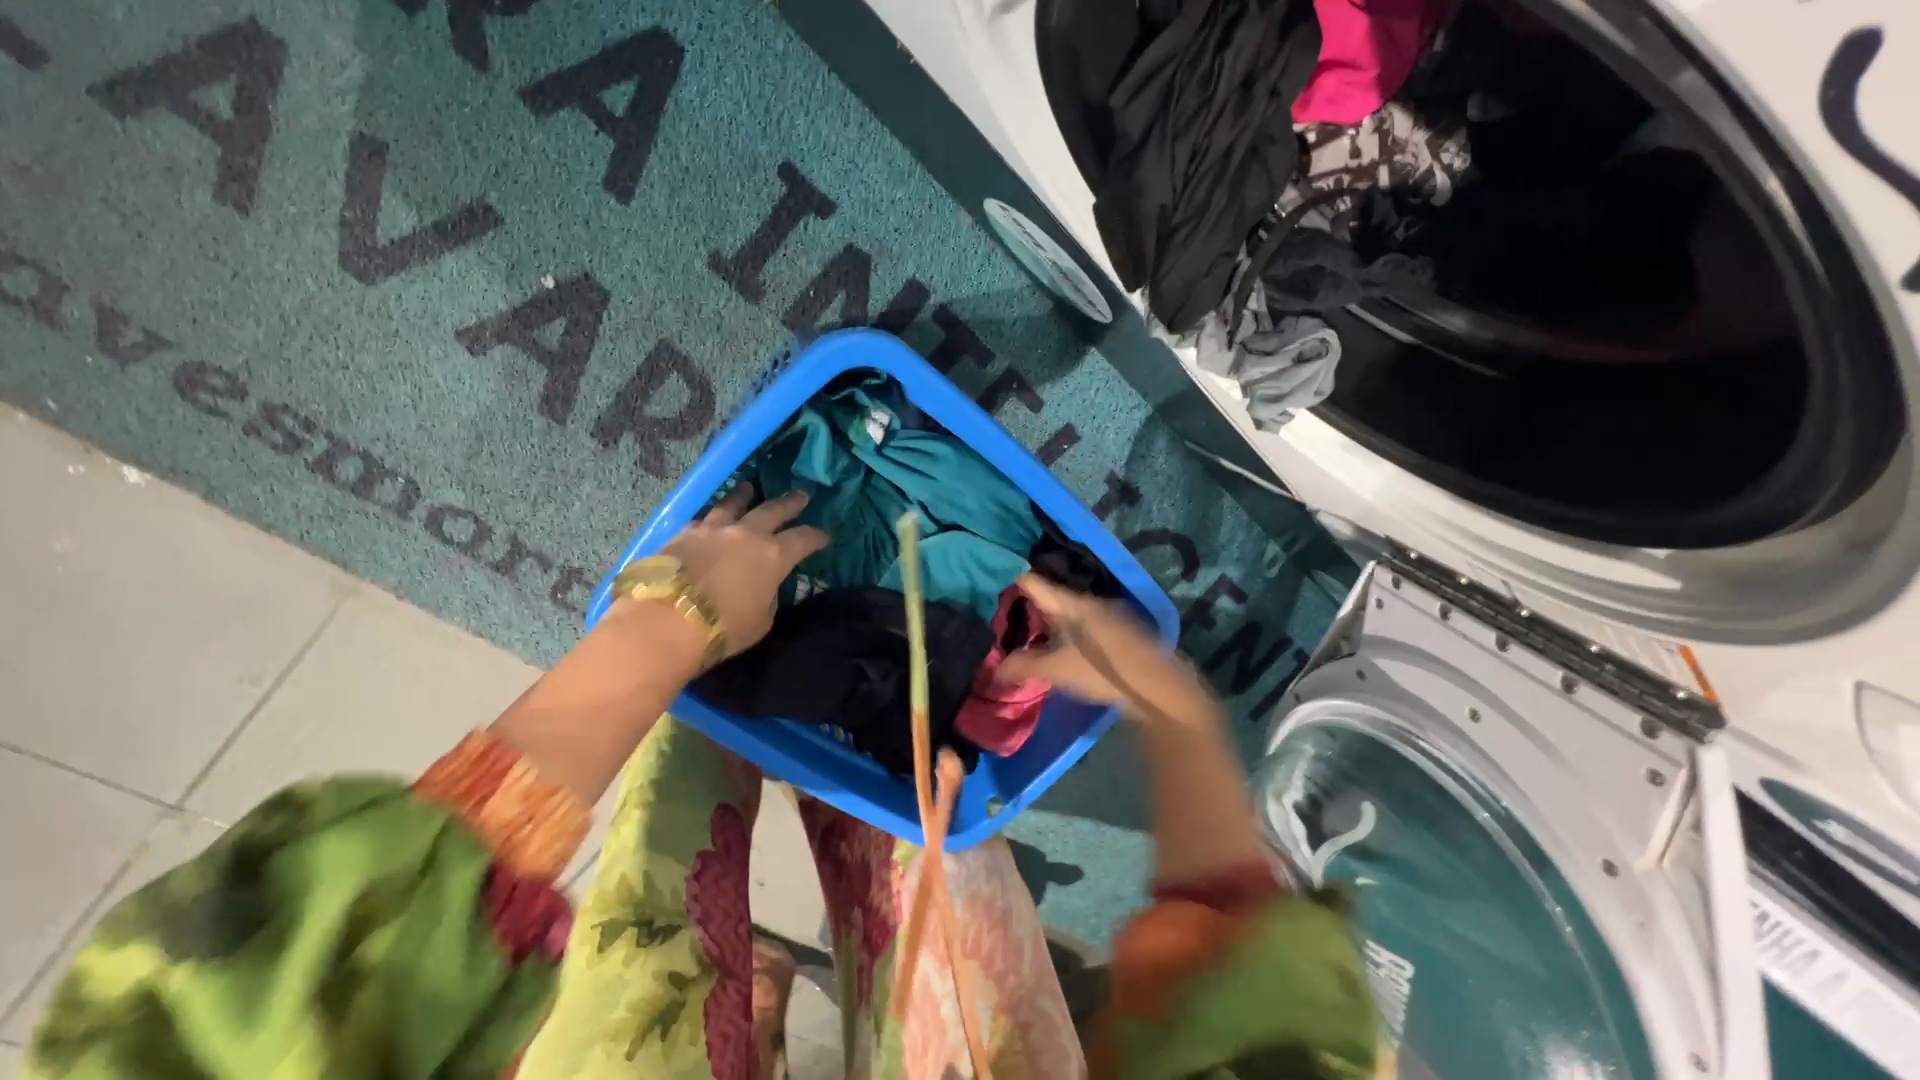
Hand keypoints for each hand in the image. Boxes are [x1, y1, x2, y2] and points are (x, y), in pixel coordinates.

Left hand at [660, 484, 828, 657]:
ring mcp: (712, 529)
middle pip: (772, 510)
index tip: (824, 536)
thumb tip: (764, 585)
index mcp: (773, 556)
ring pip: (732, 504)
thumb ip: (767, 597)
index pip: (803, 539)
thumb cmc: (723, 628)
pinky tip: (709, 517)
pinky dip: (710, 516)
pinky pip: (702, 519)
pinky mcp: (682, 534)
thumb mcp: (761, 620)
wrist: (667, 621)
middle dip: (789, 503)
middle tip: (800, 495)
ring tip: (748, 487)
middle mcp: (746, 534)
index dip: (816, 537)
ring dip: (743, 495)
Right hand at [998, 575, 1221, 728]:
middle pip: (1052, 599)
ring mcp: (1110, 617)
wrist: (1161, 690)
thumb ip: (1024, 666)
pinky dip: (1067, 633)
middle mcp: (1092, 603)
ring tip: (1026, 637)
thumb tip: (995, 671)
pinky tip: (1060, 650)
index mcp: (1074, 604)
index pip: (1034, 583)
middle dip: (1028, 607)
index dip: (1010, 583)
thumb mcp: (1057, 670)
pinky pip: (1084, 626)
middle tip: (1000, 618)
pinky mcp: (1121, 635)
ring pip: (1069, 614)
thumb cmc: (1105, 672)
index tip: (988, 587)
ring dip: (1049, 623)